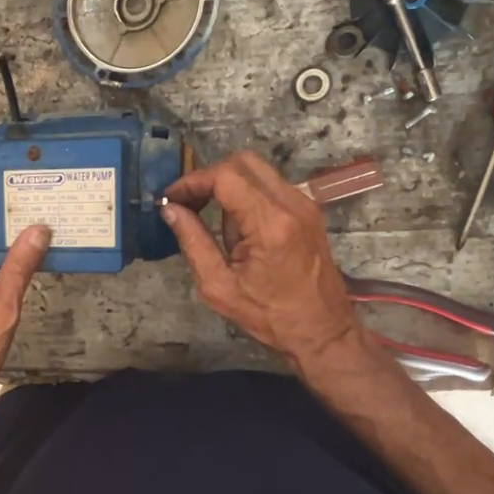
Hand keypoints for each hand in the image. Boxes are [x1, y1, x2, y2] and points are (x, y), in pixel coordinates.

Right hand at [160, 151, 360, 363]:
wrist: (322, 331)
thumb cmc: (268, 316)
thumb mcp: (219, 285)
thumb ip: (192, 241)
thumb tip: (170, 210)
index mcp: (270, 223)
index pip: (226, 177)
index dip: (192, 181)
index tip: (170, 199)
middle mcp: (292, 203)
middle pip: (243, 162)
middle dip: (208, 177)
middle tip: (186, 202)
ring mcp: (305, 204)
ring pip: (257, 170)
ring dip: (226, 185)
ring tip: (206, 216)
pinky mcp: (308, 211)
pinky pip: (270, 185)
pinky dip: (244, 194)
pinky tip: (232, 225)